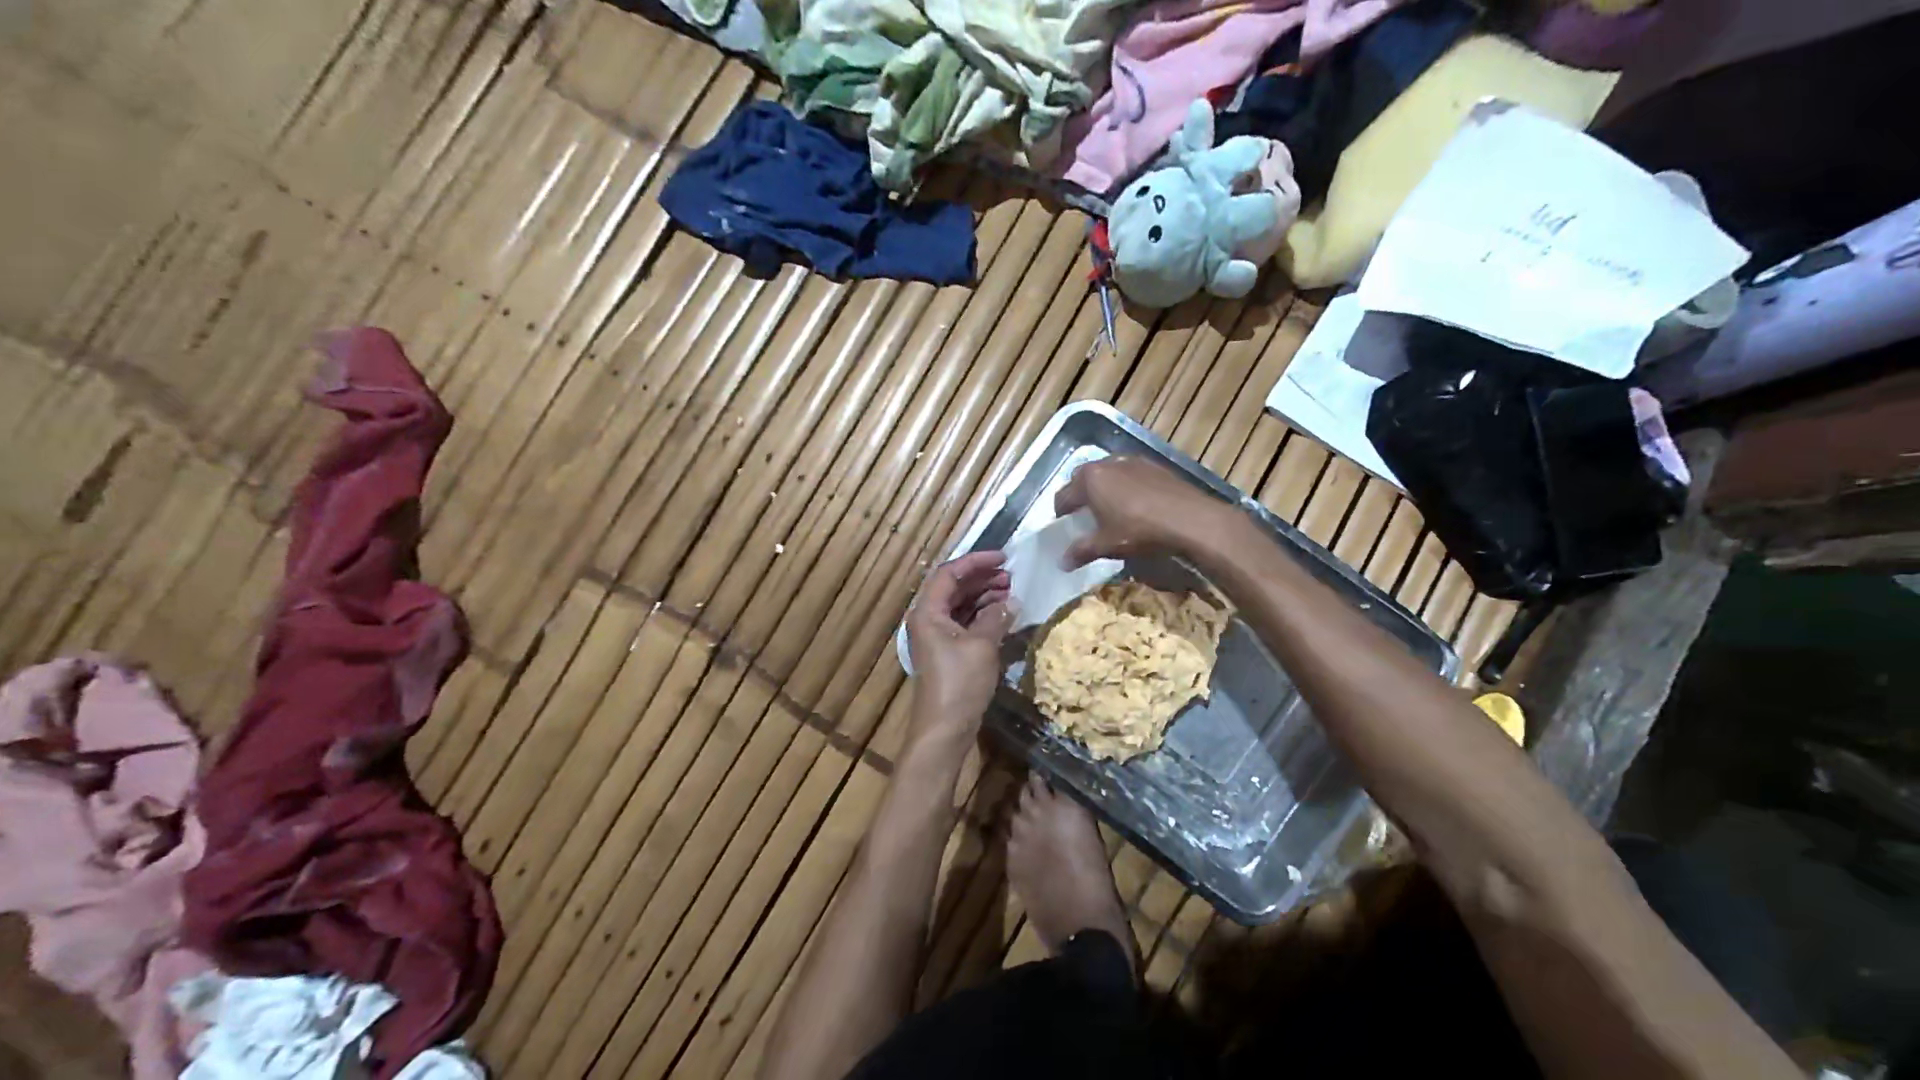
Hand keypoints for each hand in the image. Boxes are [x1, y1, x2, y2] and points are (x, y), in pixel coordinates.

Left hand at [906, 552, 1013, 739]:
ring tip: (1011, 592)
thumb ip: (996, 617)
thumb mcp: (982, 645)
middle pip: (953, 587)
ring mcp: (936, 636)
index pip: (949, 573)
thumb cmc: (959, 683)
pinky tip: (1003, 614)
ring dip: (984, 596)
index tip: (1004, 557)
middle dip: (982, 578)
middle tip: (1011, 576)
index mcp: (928, 611)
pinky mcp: (947, 652)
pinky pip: (964, 622)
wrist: (944, 728)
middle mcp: (928, 619)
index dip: (976, 561)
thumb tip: (1011, 601)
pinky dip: (982, 615)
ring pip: (960, 605)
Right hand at [1054, 456, 1235, 567]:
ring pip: (1108, 474)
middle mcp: (1106, 463)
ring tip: (1111, 510)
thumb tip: (1062, 562)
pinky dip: (1126, 487)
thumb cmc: (1139, 531)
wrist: (1190, 519)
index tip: (1065, 526)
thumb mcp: (1106, 545)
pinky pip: (1130, 475)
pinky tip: (1136, 505)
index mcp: (1088, 479)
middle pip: (1083, 479)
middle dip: (1081, 496)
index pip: (1063, 495)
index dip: (1061, 513)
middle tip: (1086, 517)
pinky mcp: (1154, 465)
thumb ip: (1081, 551)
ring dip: (1105, 489)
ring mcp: (1132, 461)